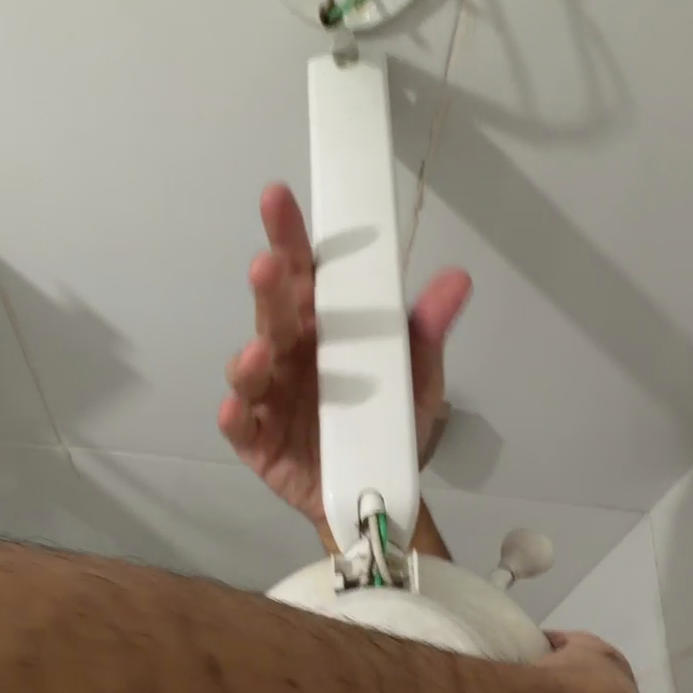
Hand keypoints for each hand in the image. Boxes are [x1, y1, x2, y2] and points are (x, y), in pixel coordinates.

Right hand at [217, 184, 471, 532]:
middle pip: (273, 314)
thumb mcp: (417, 379)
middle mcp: (289, 355)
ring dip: (250, 359)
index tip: (278, 199)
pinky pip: (240, 427)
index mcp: (323, 330)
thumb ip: (427, 333)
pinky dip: (235, 417)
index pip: (304, 275)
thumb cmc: (388, 427)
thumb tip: (458, 279)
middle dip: (268, 287)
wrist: (378, 494)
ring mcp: (269, 398)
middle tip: (269, 262)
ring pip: (251, 370)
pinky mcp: (258, 442)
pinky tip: (236, 408)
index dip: (291, 237)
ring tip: (260, 353)